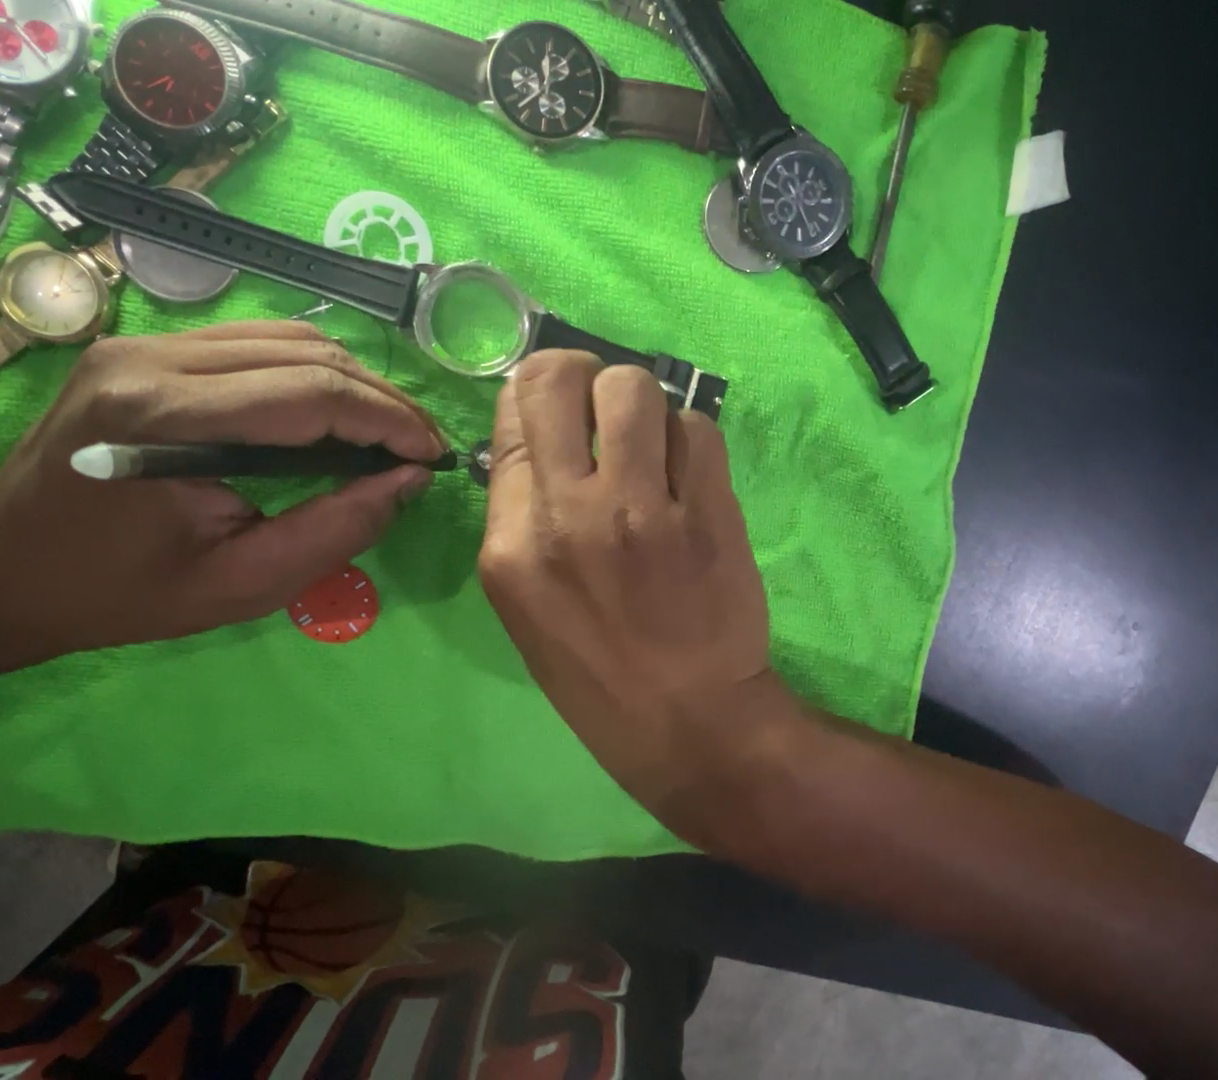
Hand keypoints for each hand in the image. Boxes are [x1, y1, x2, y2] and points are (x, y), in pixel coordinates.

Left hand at [0, 320, 440, 667]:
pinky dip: (314, 374)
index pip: (313, 393)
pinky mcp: (145, 351)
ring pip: (290, 339)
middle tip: (421, 449)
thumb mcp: (243, 584)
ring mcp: (144, 347)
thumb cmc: (120, 594)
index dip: (390, 419)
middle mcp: (152, 362)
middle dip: (383, 401)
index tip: (433, 456)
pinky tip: (334, 414)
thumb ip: (336, 529)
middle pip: (308, 356)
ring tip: (388, 433)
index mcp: (166, 422)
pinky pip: (257, 344)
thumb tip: (408, 480)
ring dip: (354, 383)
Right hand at [478, 351, 784, 825]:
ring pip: (636, 389)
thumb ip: (525, 516)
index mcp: (510, 545)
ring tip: (654, 446)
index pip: (512, 416)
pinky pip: (697, 428)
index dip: (540, 395)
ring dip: (645, 406)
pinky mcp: (707, 513)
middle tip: (607, 406)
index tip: (564, 408)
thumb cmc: (600, 675)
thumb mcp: (526, 604)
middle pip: (563, 378)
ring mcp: (642, 511)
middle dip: (585, 375)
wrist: (690, 722)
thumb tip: (543, 438)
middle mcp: (568, 515)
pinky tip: (690, 475)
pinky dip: (691, 439)